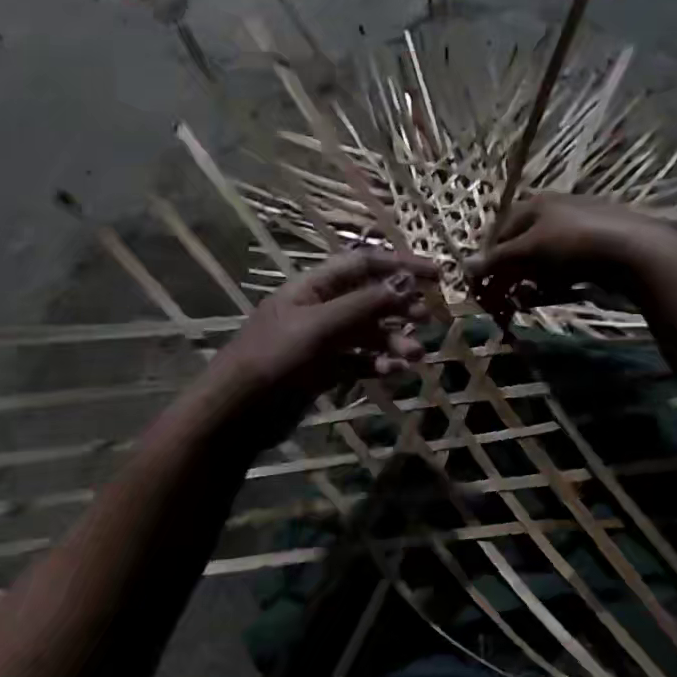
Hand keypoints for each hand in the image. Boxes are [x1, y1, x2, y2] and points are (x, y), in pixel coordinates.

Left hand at [208, 249, 438, 407]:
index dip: (401, 266)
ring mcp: (322, 341)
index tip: (437, 276)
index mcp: (313, 287)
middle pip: (369, 299)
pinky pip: (359, 361)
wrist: (238, 412)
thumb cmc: (274, 359)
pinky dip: (377, 365)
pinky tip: (393, 374)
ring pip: (367, 334)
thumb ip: (364, 305)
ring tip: (415, 357)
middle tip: (428, 319)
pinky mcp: (323, 371)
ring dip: (393, 342)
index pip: (364, 264)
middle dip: (400, 308)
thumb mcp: (319, 327)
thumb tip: (406, 283)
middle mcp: (320, 309)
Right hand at [466, 193, 676, 312]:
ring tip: (527, 300)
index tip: (484, 283)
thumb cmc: (573, 243)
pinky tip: (552, 296)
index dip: (490, 257)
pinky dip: (553, 284)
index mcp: (536, 203)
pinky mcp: (594, 251)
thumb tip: (464, 266)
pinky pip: (564, 269)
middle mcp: (554, 213)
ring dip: (531, 282)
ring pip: (543, 260)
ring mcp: (576, 231)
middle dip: (511, 273)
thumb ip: (498, 259)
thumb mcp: (530, 249)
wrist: (632, 250)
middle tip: (504, 297)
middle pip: (522, 246)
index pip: (501, 230)